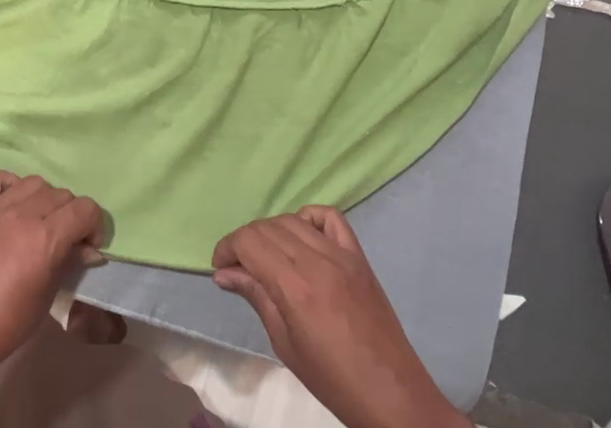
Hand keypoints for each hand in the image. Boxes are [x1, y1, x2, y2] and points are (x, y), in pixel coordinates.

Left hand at [0, 171, 105, 389]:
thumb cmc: (2, 326)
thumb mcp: (44, 299)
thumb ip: (67, 264)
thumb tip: (88, 250)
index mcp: (44, 239)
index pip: (85, 209)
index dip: (94, 225)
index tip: (88, 247)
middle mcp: (21, 214)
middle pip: (61, 194)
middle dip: (71, 215)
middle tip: (65, 241)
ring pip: (32, 182)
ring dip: (44, 200)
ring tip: (37, 224)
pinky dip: (9, 185)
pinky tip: (9, 207)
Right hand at [212, 207, 468, 427]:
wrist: (390, 393)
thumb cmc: (332, 378)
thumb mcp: (284, 343)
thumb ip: (256, 297)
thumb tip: (224, 273)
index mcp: (295, 286)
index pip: (249, 241)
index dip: (227, 248)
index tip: (220, 268)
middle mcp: (317, 260)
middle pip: (267, 227)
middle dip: (244, 241)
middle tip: (239, 268)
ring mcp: (342, 255)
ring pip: (293, 220)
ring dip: (271, 232)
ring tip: (267, 257)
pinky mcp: (359, 257)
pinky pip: (330, 218)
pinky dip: (309, 218)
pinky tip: (302, 239)